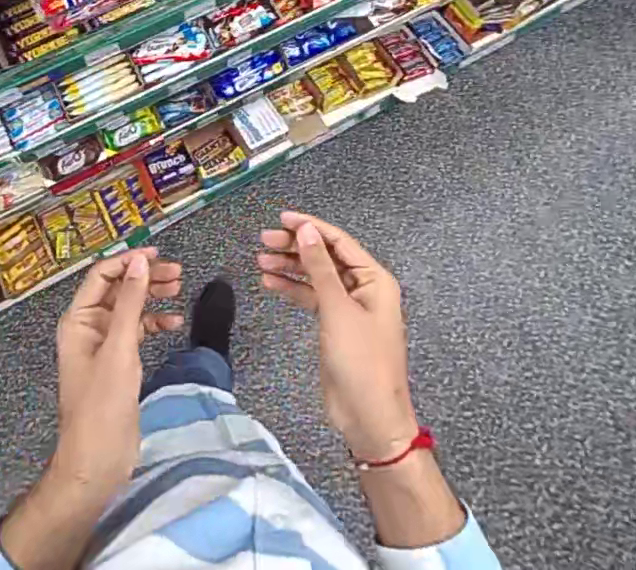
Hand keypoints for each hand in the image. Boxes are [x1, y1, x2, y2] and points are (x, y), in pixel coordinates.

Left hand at [50, 248, 183, 493]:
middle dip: (145, 277)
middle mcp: (88, 327)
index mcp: (78, 319)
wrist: (97, 461)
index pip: (102, 275)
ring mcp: (103, 344)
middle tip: (176, 272)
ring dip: (152, 296)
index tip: (157, 254)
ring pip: (129, 307)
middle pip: (118, 288)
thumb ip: (130, 301)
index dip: (128, 261)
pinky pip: (137, 330)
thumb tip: (140, 261)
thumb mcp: (118, 348)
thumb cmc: (102, 404)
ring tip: (178, 287)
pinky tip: (174, 322)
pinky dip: (155, 323)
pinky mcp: (118, 361)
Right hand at [257, 211, 417, 461]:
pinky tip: (270, 282)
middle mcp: (363, 288)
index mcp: (374, 279)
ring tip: (261, 259)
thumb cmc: (361, 361)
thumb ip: (320, 267)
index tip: (282, 218)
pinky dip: (292, 289)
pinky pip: (311, 297)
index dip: (310, 227)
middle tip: (265, 240)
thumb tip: (307, 230)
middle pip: (325, 257)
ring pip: (315, 276)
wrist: (369, 417)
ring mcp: (348, 307)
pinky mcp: (335, 325)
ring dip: (290, 267)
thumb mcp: (338, 309)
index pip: (338, 242)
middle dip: (296, 247)